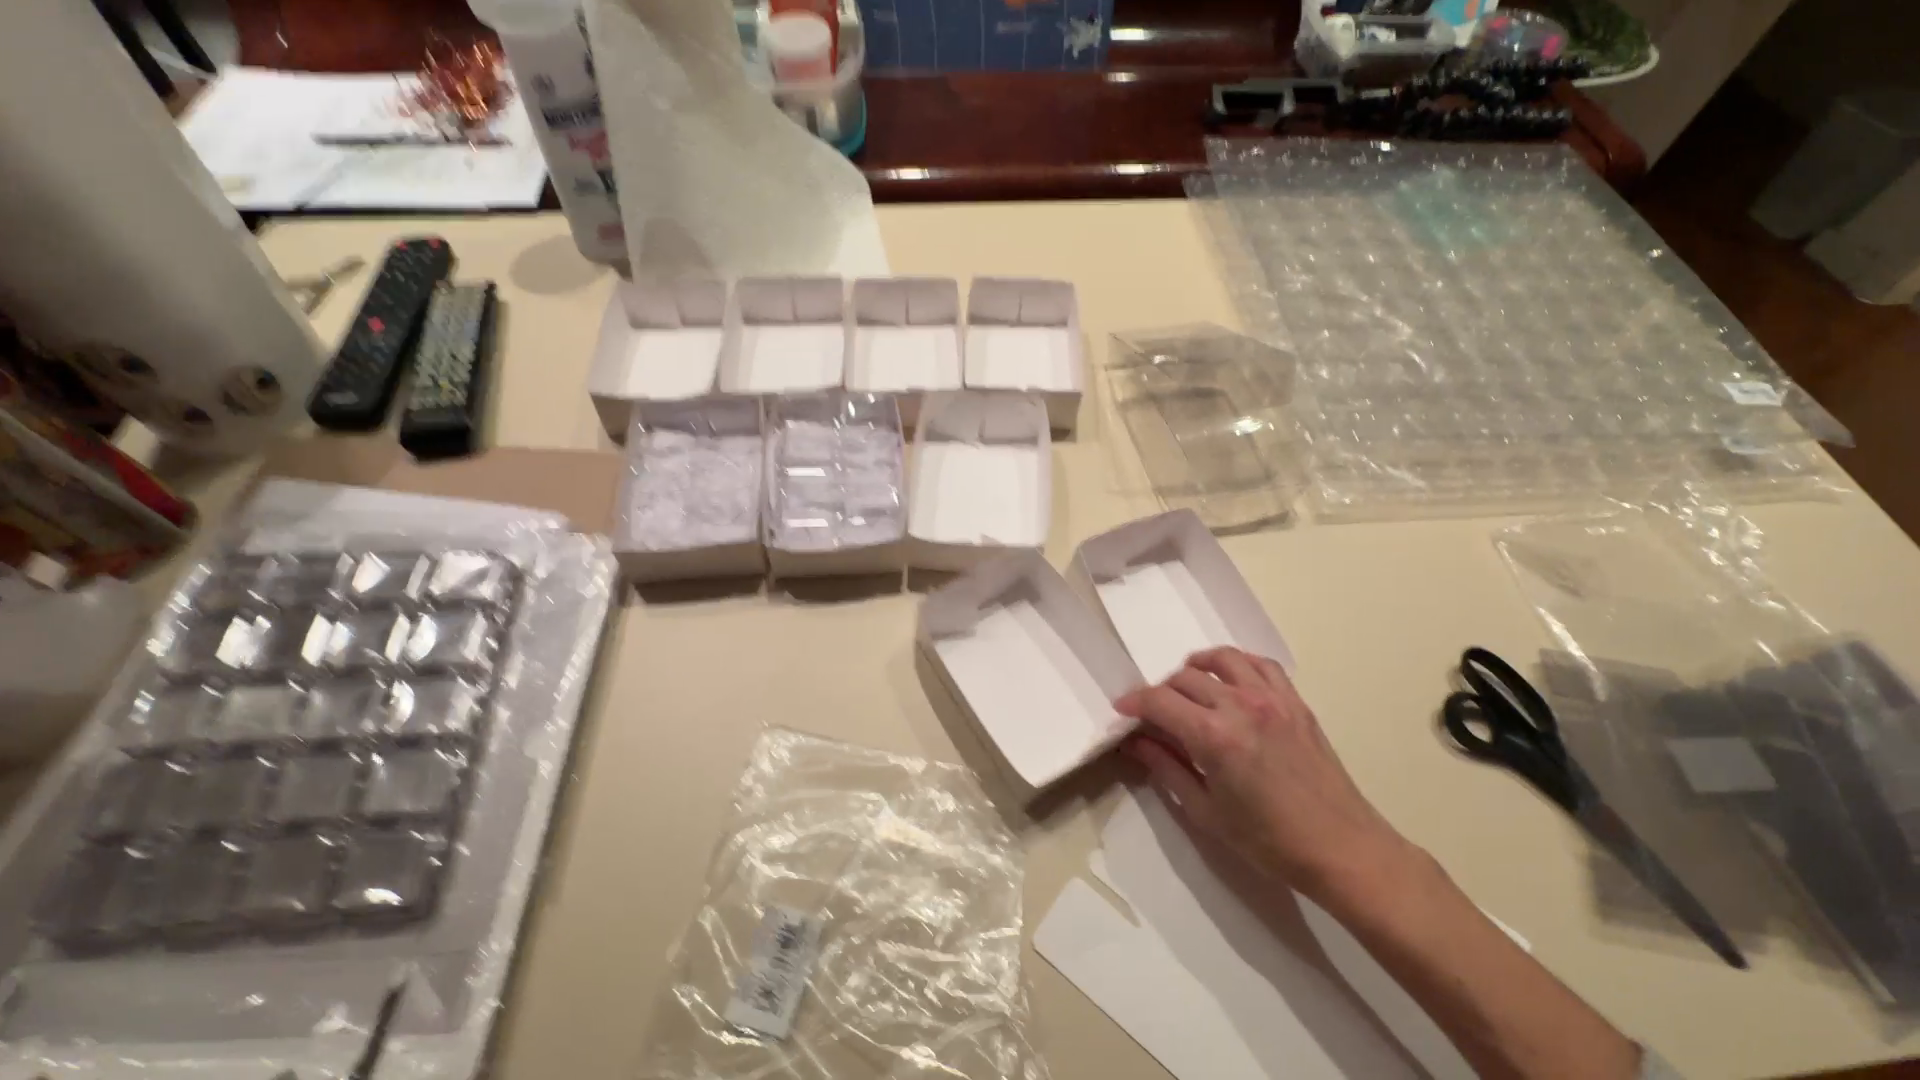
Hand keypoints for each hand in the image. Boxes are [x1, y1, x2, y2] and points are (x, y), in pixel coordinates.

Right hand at [1117, 647, 1414, 901]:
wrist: (1340, 847)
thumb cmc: (1268, 840)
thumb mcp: (1206, 812)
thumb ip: (1167, 769)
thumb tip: (1137, 742)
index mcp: (1214, 736)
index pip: (1160, 701)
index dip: (1134, 702)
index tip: (1122, 711)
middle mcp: (1241, 706)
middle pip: (1186, 678)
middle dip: (1161, 691)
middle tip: (1153, 713)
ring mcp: (1273, 699)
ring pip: (1223, 659)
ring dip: (1197, 667)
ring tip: (1187, 685)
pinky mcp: (1296, 703)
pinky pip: (1261, 665)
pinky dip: (1238, 664)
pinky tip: (1230, 679)